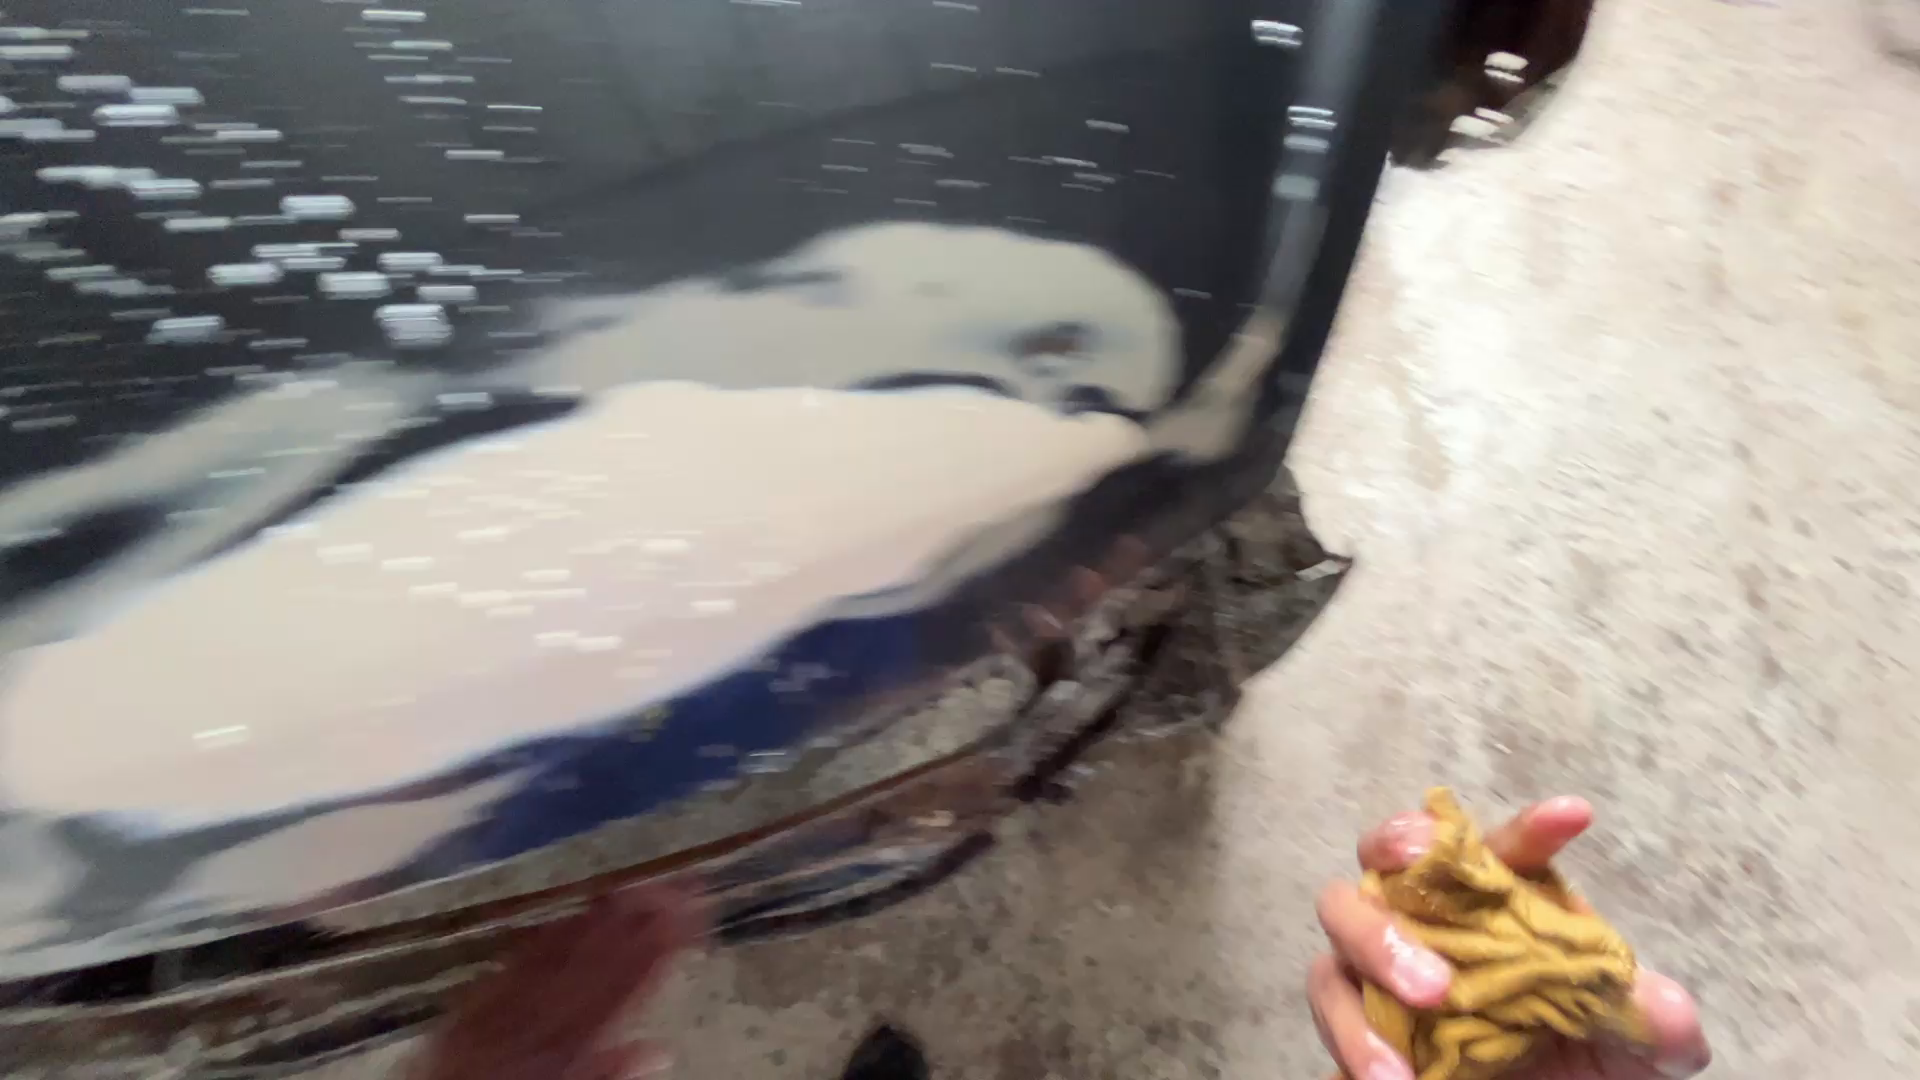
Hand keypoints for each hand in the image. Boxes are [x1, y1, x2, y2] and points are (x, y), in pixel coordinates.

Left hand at [411, 883, 701, 1079]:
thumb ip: (607, 1072)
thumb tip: (663, 1049)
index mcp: (563, 1051)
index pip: (624, 990)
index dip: (661, 949)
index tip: (693, 916)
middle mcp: (537, 1023)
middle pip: (600, 961)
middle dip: (644, 920)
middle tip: (682, 883)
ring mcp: (502, 1007)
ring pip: (565, 952)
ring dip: (607, 915)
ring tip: (644, 881)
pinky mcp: (471, 1003)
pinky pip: (518, 961)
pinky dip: (552, 932)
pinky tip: (577, 908)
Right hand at [1309, 797, 1712, 1079]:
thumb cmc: (1568, 1062)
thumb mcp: (1625, 1054)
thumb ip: (1649, 1028)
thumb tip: (1662, 1003)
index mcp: (1490, 898)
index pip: (1506, 848)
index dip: (1533, 829)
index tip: (1574, 815)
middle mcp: (1422, 906)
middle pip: (1384, 854)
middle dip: (1400, 869)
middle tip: (1440, 954)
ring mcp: (1375, 949)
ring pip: (1340, 914)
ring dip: (1370, 953)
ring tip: (1408, 1029)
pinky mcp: (1350, 1004)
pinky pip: (1330, 1001)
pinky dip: (1351, 1039)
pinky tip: (1384, 1079)